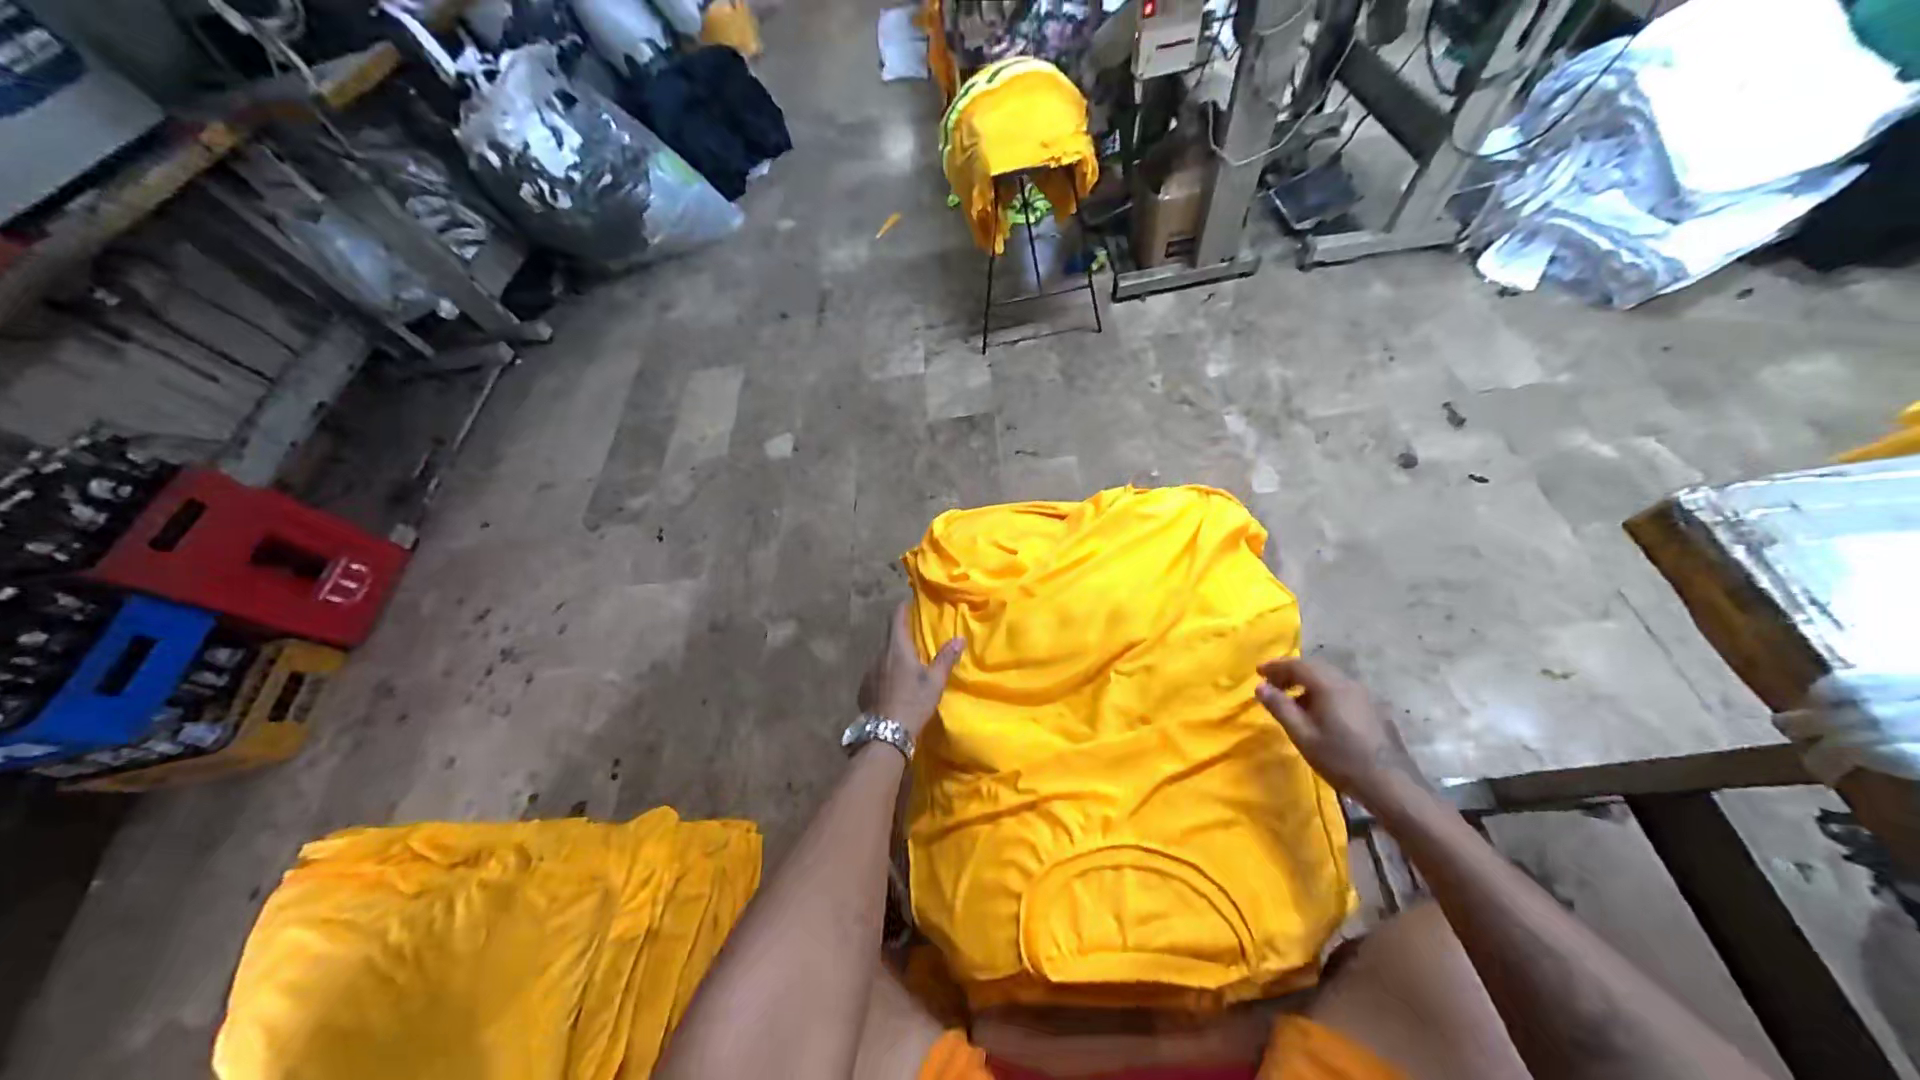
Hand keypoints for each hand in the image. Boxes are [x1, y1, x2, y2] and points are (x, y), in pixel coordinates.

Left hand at [859, 601, 964, 736]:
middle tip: (915, 636)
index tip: (909, 603)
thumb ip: (946, 658)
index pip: (896, 618)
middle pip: (889, 637)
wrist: (886, 734)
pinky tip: (894, 686)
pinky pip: (876, 673)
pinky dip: (886, 674)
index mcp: (896, 648)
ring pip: (882, 656)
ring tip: (906, 664)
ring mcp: (868, 672)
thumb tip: (960, 638)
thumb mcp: (934, 681)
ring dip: (893, 656)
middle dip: (901, 634)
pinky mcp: (863, 688)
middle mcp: (879, 655)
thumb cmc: (913, 702)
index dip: (903, 608)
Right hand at [1255, 657, 1425, 803]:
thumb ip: (1280, 708)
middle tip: (1272, 685)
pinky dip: (1325, 694)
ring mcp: (1366, 696)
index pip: (1298, 665)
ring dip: (1308, 684)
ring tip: (1293, 701)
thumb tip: (1260, 687)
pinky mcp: (1376, 710)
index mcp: (1331, 686)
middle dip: (1291, 673)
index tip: (1258, 672)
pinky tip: (1321, 715)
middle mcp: (1350, 684)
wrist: (1392, 786)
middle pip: (1316, 668)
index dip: (1276, 666)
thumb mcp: (1303, 736)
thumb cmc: (1341, 760)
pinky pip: (1343, 692)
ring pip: (1331, 680)